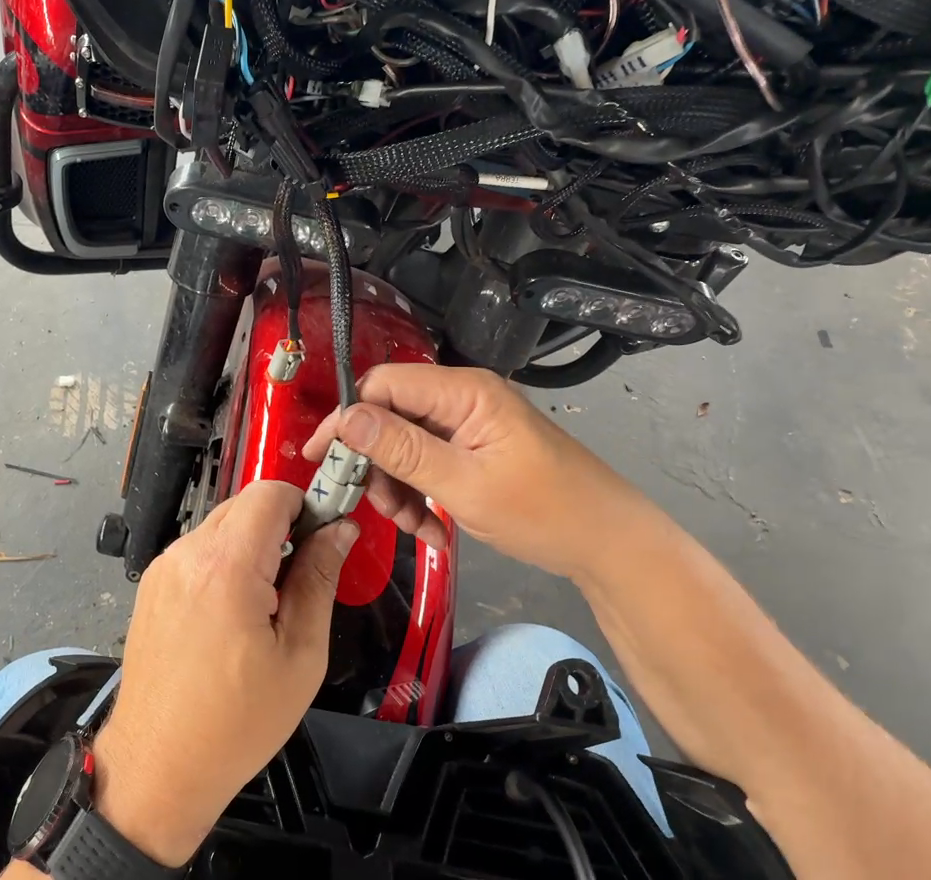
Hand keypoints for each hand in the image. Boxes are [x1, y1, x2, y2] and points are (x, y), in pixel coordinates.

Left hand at [88, 480, 357, 866]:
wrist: (159, 766)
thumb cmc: (236, 723)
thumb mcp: (300, 655)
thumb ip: (320, 580)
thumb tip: (340, 530)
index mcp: (226, 567)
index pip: (270, 492)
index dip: (305, 505)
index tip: (324, 536)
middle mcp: (187, 555)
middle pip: (245, 506)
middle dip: (281, 528)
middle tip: (302, 580)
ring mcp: (163, 569)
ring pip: (221, 527)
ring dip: (251, 548)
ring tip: (267, 607)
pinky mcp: (152, 586)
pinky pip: (198, 553)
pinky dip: (223, 566)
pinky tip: (233, 616)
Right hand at [302, 363, 668, 580]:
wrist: (609, 545)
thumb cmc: (545, 512)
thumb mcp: (465, 485)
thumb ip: (403, 450)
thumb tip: (346, 418)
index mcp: (464, 392)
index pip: (383, 385)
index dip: (347, 418)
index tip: (322, 458)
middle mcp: (463, 399)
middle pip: (391, 418)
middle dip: (379, 467)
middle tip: (380, 510)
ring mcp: (469, 426)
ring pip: (405, 447)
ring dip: (400, 490)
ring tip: (418, 529)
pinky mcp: (474, 450)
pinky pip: (428, 465)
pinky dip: (422, 497)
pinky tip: (435, 532)